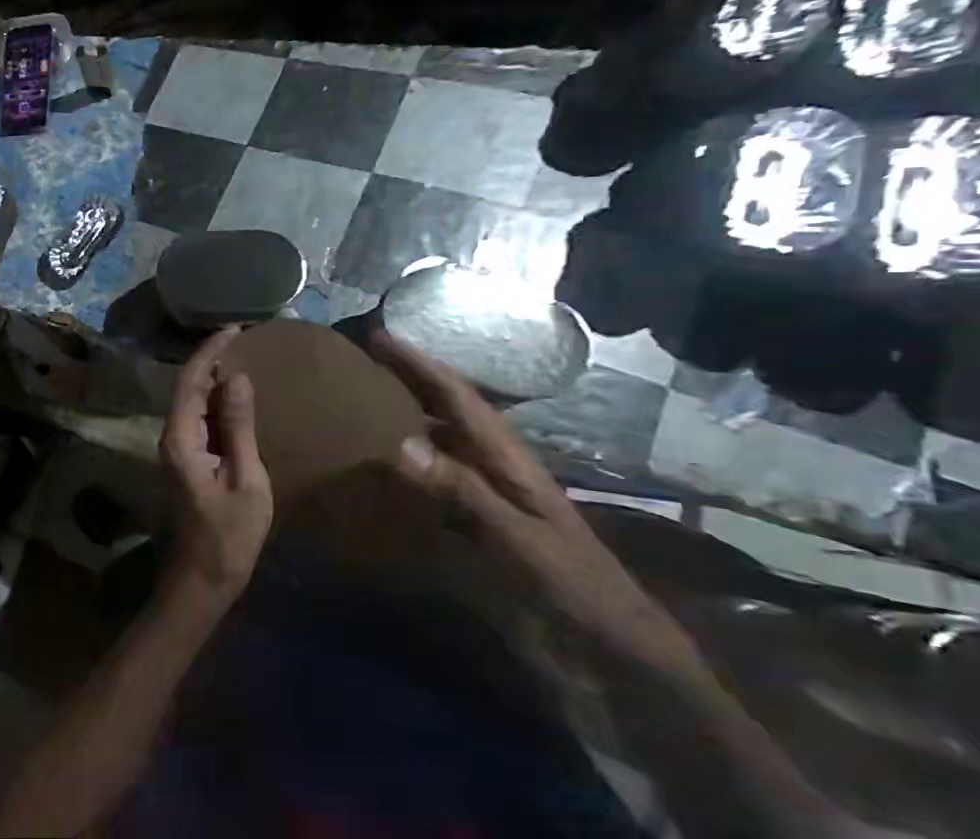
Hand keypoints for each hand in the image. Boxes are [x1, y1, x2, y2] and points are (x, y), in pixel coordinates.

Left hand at [160, 326, 273, 598]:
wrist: (202, 580)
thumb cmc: (229, 535)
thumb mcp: (245, 480)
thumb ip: (239, 427)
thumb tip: (238, 378)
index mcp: (181, 438)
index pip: (190, 381)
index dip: (210, 352)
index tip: (234, 329)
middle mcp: (172, 437)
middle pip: (188, 388)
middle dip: (212, 360)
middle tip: (245, 339)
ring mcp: (177, 450)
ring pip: (192, 403)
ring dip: (215, 380)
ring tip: (245, 359)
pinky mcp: (187, 460)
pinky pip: (200, 420)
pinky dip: (218, 403)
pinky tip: (239, 399)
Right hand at [367, 329, 702, 672]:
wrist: (615, 642)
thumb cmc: (572, 584)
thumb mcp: (518, 538)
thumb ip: (462, 491)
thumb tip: (399, 443)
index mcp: (508, 456)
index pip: (457, 396)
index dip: (419, 364)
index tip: (381, 337)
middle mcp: (496, 463)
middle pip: (448, 408)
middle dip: (410, 379)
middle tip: (364, 361)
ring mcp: (491, 491)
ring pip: (443, 438)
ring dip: (408, 414)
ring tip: (366, 402)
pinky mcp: (483, 518)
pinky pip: (438, 475)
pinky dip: (411, 460)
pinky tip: (388, 466)